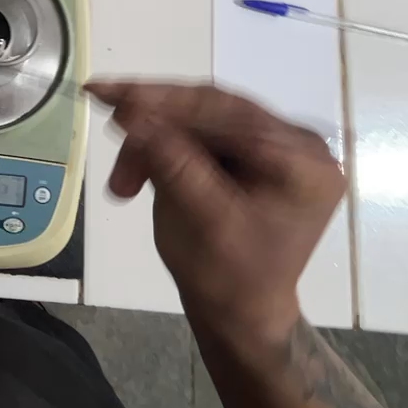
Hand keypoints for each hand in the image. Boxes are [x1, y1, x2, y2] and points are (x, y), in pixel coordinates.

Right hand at [85, 81, 344, 353]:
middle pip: (208, 109)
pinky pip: (194, 133)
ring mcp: (272, 145)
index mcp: (302, 160)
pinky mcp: (248, 152)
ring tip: (121, 181)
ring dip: (150, 142)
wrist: (237, 313)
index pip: (222, 110)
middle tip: (104, 121)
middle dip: (150, 123)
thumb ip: (170, 160)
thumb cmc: (227, 276)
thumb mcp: (200, 218)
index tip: (106, 94)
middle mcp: (295, 143)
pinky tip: (136, 172)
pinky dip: (159, 148)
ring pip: (194, 120)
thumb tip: (130, 111)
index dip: (159, 100)